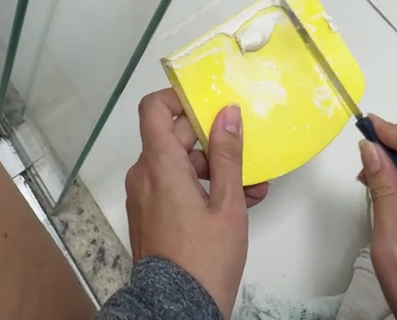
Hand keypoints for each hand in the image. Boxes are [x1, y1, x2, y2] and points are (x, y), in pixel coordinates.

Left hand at [123, 90, 267, 317]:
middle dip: (210, 141)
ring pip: (178, 165)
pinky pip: (173, 187)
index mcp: (159, 163)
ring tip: (252, 188)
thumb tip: (228, 112)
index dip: (177, 98)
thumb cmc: (204, 257)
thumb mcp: (226, 203)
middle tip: (246, 151)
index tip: (206, 103)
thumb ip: (227, 154)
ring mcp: (144, 196)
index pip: (154, 108)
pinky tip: (235, 204)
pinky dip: (200, 188)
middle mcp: (144, 174)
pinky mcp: (149, 216)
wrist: (176, 314)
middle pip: (172, 137)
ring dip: (212, 169)